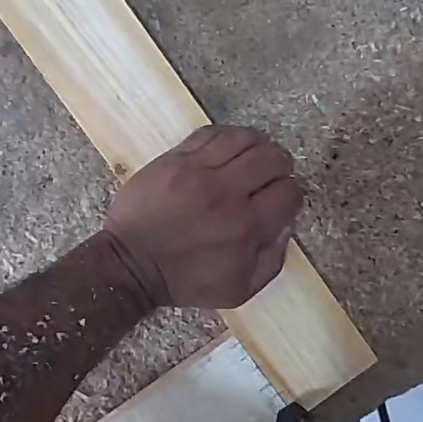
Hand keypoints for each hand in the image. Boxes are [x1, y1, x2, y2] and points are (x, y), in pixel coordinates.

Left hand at [101, 125, 302, 308]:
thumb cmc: (187, 281)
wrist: (131, 265)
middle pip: (272, 158)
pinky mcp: (175, 159)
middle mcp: (226, 193)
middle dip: (280, 165)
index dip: (292, 194)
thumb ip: (273, 259)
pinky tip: (229, 148)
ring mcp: (198, 172)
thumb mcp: (241, 288)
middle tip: (272, 174)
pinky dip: (229, 137)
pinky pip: (212, 133)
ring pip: (244, 139)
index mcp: (246, 226)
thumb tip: (285, 223)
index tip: (282, 200)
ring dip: (257, 146)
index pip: (288, 192)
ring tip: (253, 157)